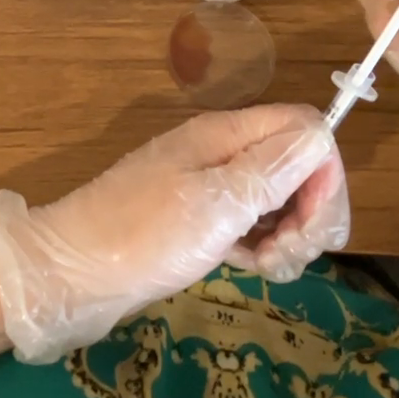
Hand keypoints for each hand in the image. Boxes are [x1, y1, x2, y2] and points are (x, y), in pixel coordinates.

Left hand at [0, 104, 347, 363]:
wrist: (75, 271)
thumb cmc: (143, 235)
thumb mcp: (214, 204)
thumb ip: (270, 169)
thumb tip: (321, 134)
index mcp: (225, 134)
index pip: (303, 126)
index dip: (323, 171)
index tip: (314, 224)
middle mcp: (222, 150)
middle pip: (296, 163)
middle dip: (309, 211)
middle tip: (287, 254)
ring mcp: (209, 182)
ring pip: (277, 197)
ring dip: (287, 234)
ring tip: (262, 265)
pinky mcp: (200, 215)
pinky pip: (251, 221)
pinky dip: (259, 244)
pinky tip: (244, 265)